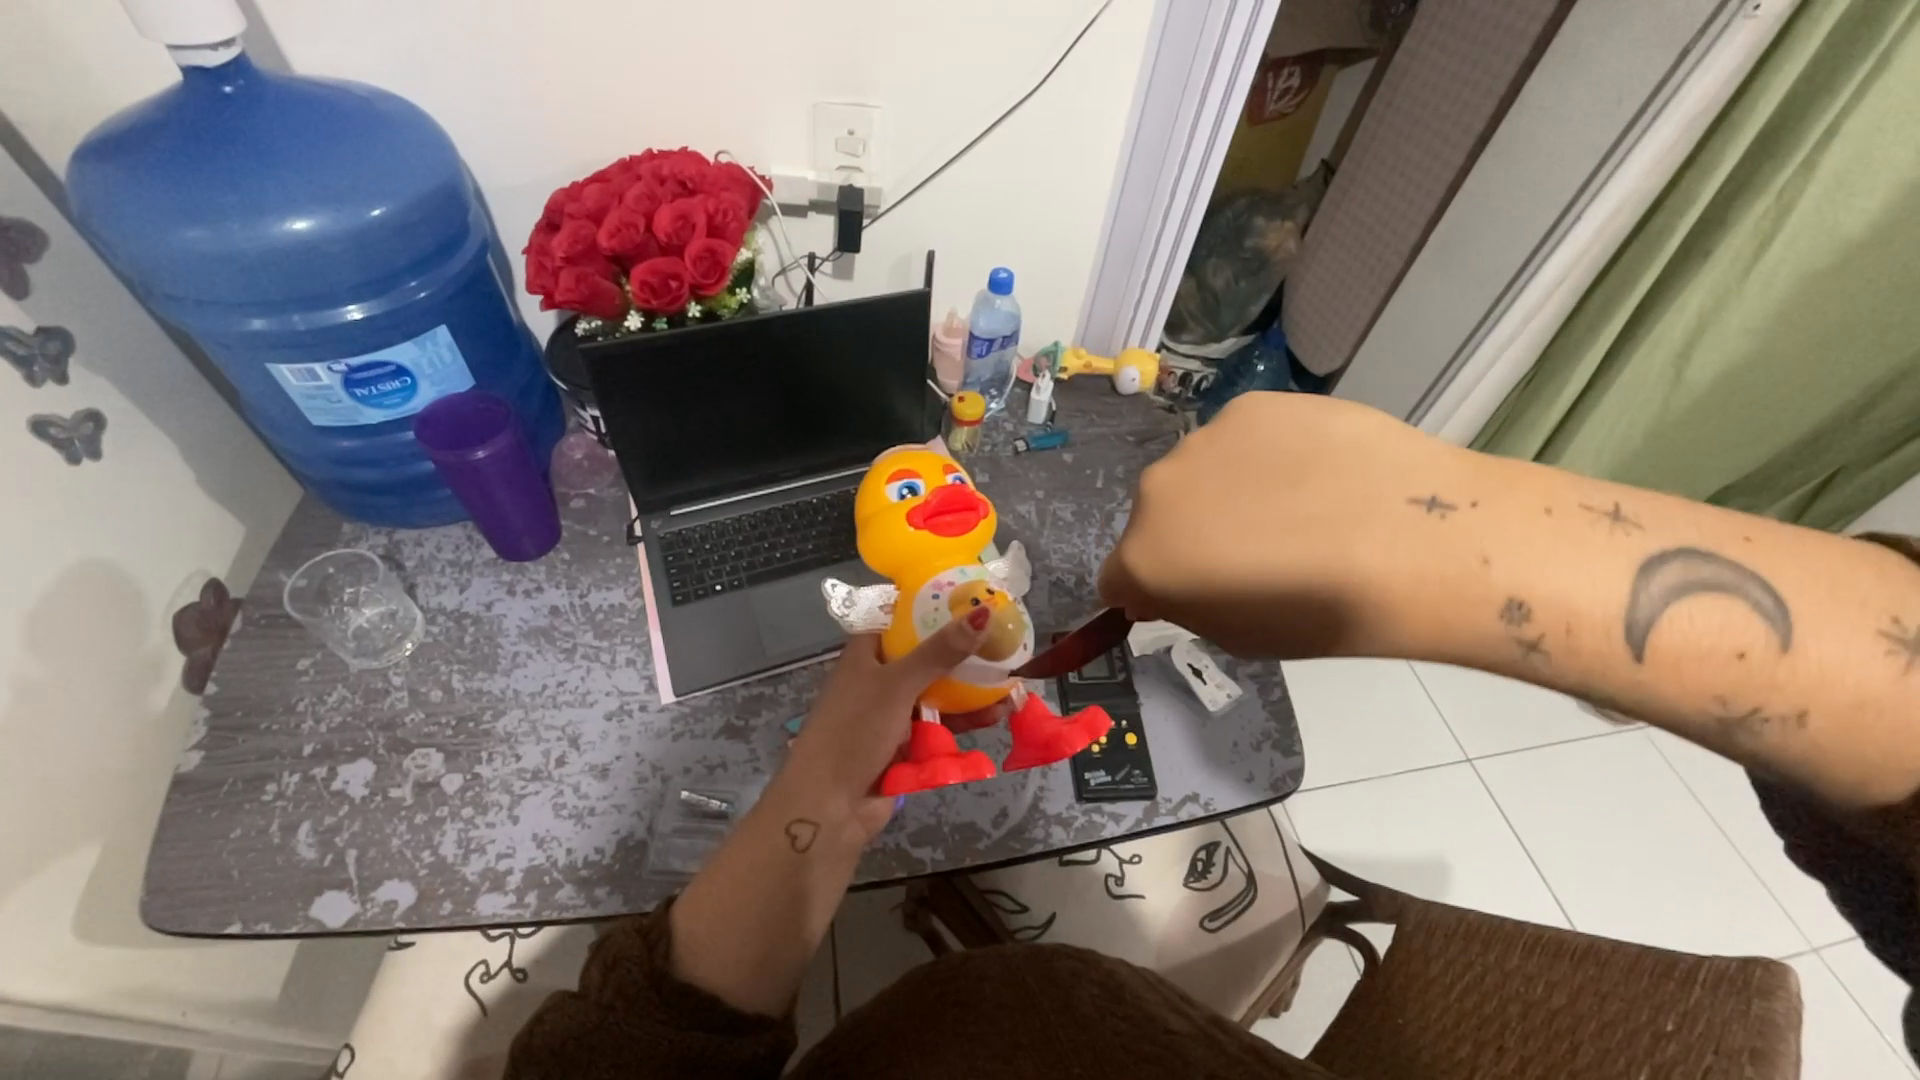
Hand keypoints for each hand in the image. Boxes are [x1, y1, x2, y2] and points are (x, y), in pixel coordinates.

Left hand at [784, 613, 993, 840]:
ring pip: (937, 695)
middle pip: (924, 659)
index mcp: (865, 656)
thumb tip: (982, 612)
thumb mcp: (897, 684)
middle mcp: (877, 681)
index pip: (898, 620)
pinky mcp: (905, 747)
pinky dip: (964, 721)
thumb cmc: (854, 730)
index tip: (969, 598)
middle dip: (962, 655)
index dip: (930, 608)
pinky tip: (995, 717)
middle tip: (1003, 644)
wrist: (829, 806)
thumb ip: (939, 652)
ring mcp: (891, 715)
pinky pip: (939, 727)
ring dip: (970, 693)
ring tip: (1010, 686)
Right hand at [1098, 392, 1457, 657]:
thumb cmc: (1322, 613)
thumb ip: (1187, 606)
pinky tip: (1316, 472)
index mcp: (1145, 557)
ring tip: (1294, 507)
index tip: (1188, 596)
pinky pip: (1240, 439)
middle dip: (1187, 535)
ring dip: (1223, 490)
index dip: (1148, 592)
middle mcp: (1156, 491)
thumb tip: (1177, 584)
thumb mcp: (1238, 637)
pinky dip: (1264, 456)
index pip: (1116, 579)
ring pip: (1198, 473)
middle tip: (1250, 553)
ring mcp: (1203, 440)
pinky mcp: (1250, 406)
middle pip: (1155, 518)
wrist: (1414, 544)